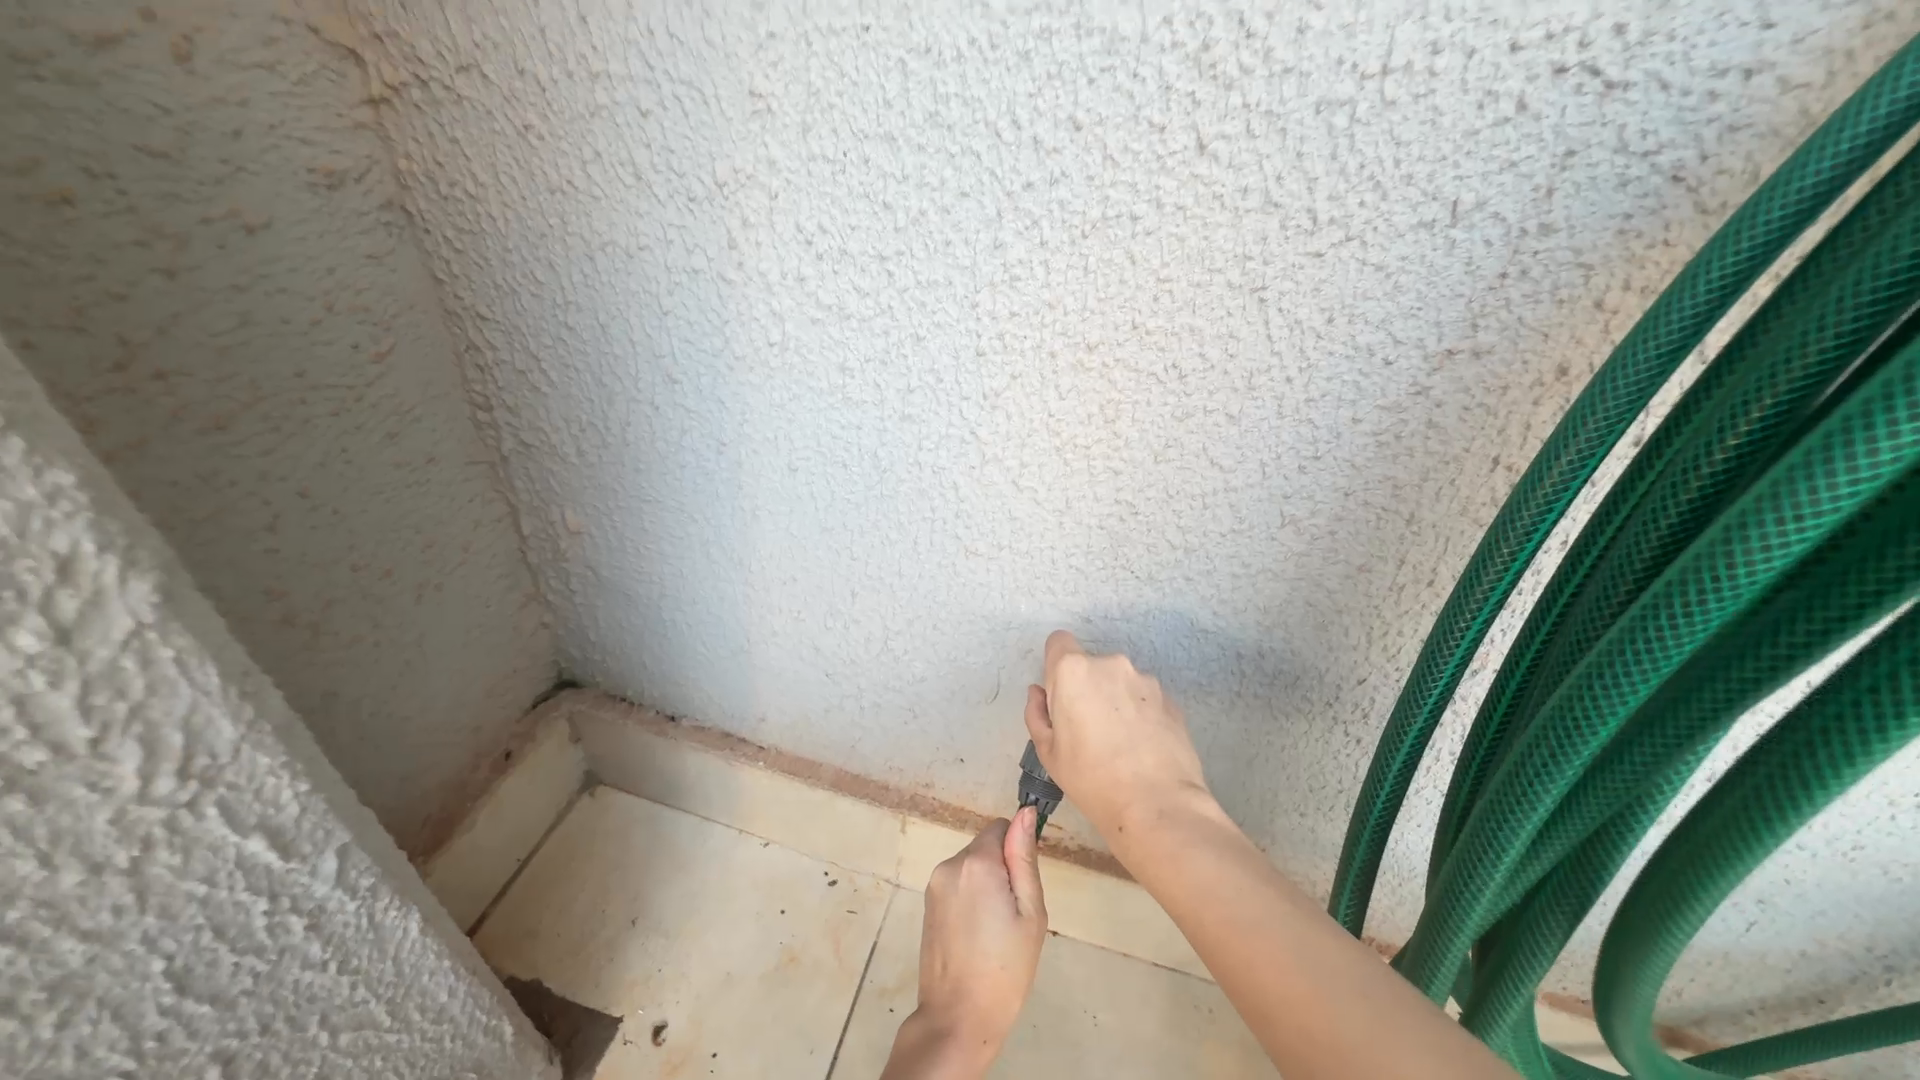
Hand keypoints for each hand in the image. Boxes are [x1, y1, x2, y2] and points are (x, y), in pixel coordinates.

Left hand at [882, 809, 1046, 1078]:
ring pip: (971, 867)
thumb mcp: (1030, 912)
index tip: (1024, 887)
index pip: (1001, 827)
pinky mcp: (927, 905)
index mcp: (977, 863)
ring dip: (987, 885)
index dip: (1018, 851)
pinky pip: (957, 885)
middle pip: (985, 847)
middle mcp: (949, 865)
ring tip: (996, 930)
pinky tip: (978, 935)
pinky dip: (971, 900)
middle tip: (1014, 916)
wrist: (958, 1017)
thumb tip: (1025, 812)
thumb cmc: (1006, 968)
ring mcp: (934, 885)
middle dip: (1002, 870)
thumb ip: (1024, 858)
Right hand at [1024, 630, 1214, 846]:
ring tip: (1120, 744)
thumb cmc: (1091, 779)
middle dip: (1087, 689)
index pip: (1058, 642)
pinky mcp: (1171, 699)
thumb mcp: (1048, 752)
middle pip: (1091, 666)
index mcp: (1073, 671)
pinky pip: (1145, 700)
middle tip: (1088, 732)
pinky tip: (1142, 749)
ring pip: (1120, 683)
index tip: (1060, 697)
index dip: (1056, 667)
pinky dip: (1140, 715)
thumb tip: (1039, 693)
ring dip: (1116, 702)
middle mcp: (1111, 664)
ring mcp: (1146, 680)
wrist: (1157, 805)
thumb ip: (1037, 714)